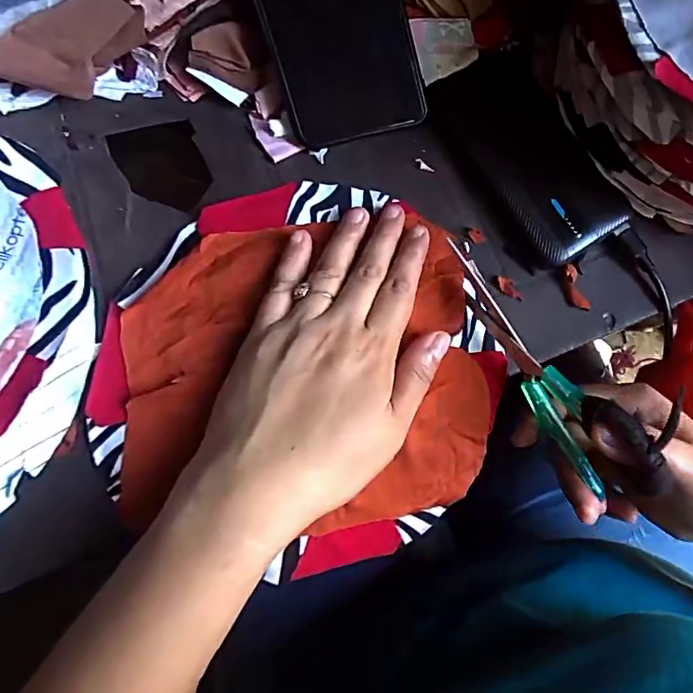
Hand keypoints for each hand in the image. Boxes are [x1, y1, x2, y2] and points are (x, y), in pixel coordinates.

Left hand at [176, 204, 450, 542]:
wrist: (252, 483)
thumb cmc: (332, 464)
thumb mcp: (390, 431)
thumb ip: (415, 377)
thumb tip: (440, 335)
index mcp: (373, 350)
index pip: (398, 291)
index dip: (411, 258)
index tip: (420, 232)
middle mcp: (337, 327)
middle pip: (366, 273)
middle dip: (383, 237)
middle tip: (395, 209)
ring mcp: (295, 328)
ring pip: (327, 272)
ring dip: (345, 239)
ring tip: (359, 213)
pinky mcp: (260, 336)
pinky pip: (279, 289)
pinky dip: (291, 261)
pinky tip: (301, 238)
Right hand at [525, 382, 692, 548]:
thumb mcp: (688, 471)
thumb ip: (643, 450)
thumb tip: (593, 431)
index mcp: (637, 403)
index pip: (579, 397)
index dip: (547, 413)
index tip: (523, 441)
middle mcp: (622, 415)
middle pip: (569, 429)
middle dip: (571, 469)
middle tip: (589, 509)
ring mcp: (617, 441)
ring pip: (574, 454)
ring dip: (583, 487)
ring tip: (611, 515)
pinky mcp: (616, 466)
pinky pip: (588, 475)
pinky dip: (596, 497)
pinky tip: (624, 513)